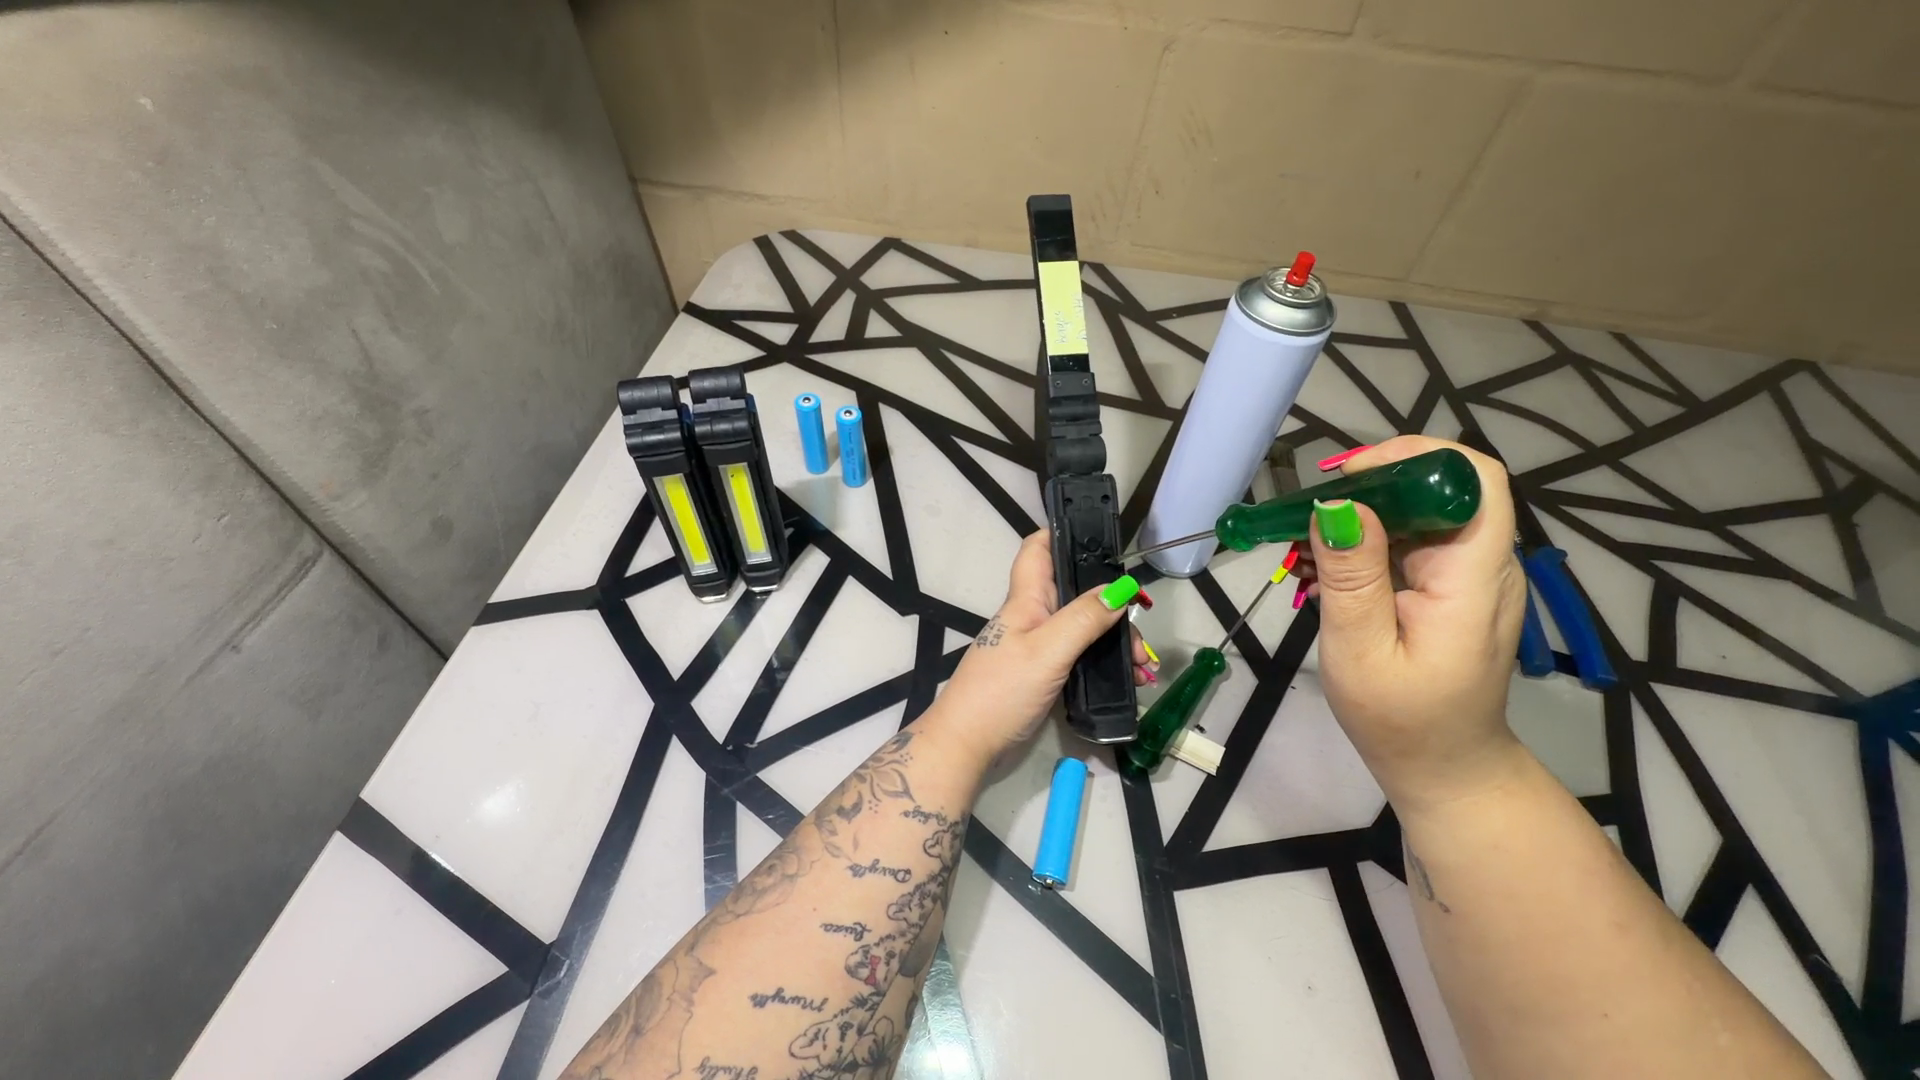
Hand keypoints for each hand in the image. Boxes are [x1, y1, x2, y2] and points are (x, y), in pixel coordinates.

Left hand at [921, 530, 1149, 764]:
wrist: (967, 744)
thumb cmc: (1001, 691)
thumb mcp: (1047, 651)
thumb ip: (1083, 619)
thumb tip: (1120, 590)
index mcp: (1026, 600)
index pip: (1038, 550)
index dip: (1063, 535)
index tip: (1101, 539)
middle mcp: (1032, 618)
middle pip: (1076, 594)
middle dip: (1113, 607)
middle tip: (1140, 638)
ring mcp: (1037, 648)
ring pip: (1083, 629)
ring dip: (1116, 642)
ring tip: (1143, 669)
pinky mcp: (1042, 676)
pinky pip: (1081, 658)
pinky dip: (1106, 665)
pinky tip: (1129, 680)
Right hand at [1296, 436, 1531, 813]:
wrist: (1445, 768)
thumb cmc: (1402, 719)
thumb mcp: (1360, 649)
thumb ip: (1353, 576)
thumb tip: (1337, 503)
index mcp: (1473, 577)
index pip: (1475, 480)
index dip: (1415, 457)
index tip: (1349, 475)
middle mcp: (1484, 565)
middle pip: (1442, 489)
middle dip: (1372, 487)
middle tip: (1308, 516)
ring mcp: (1470, 576)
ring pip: (1422, 513)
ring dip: (1363, 515)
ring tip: (1308, 547)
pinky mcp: (1452, 588)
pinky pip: (1413, 541)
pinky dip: (1368, 541)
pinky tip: (1328, 569)